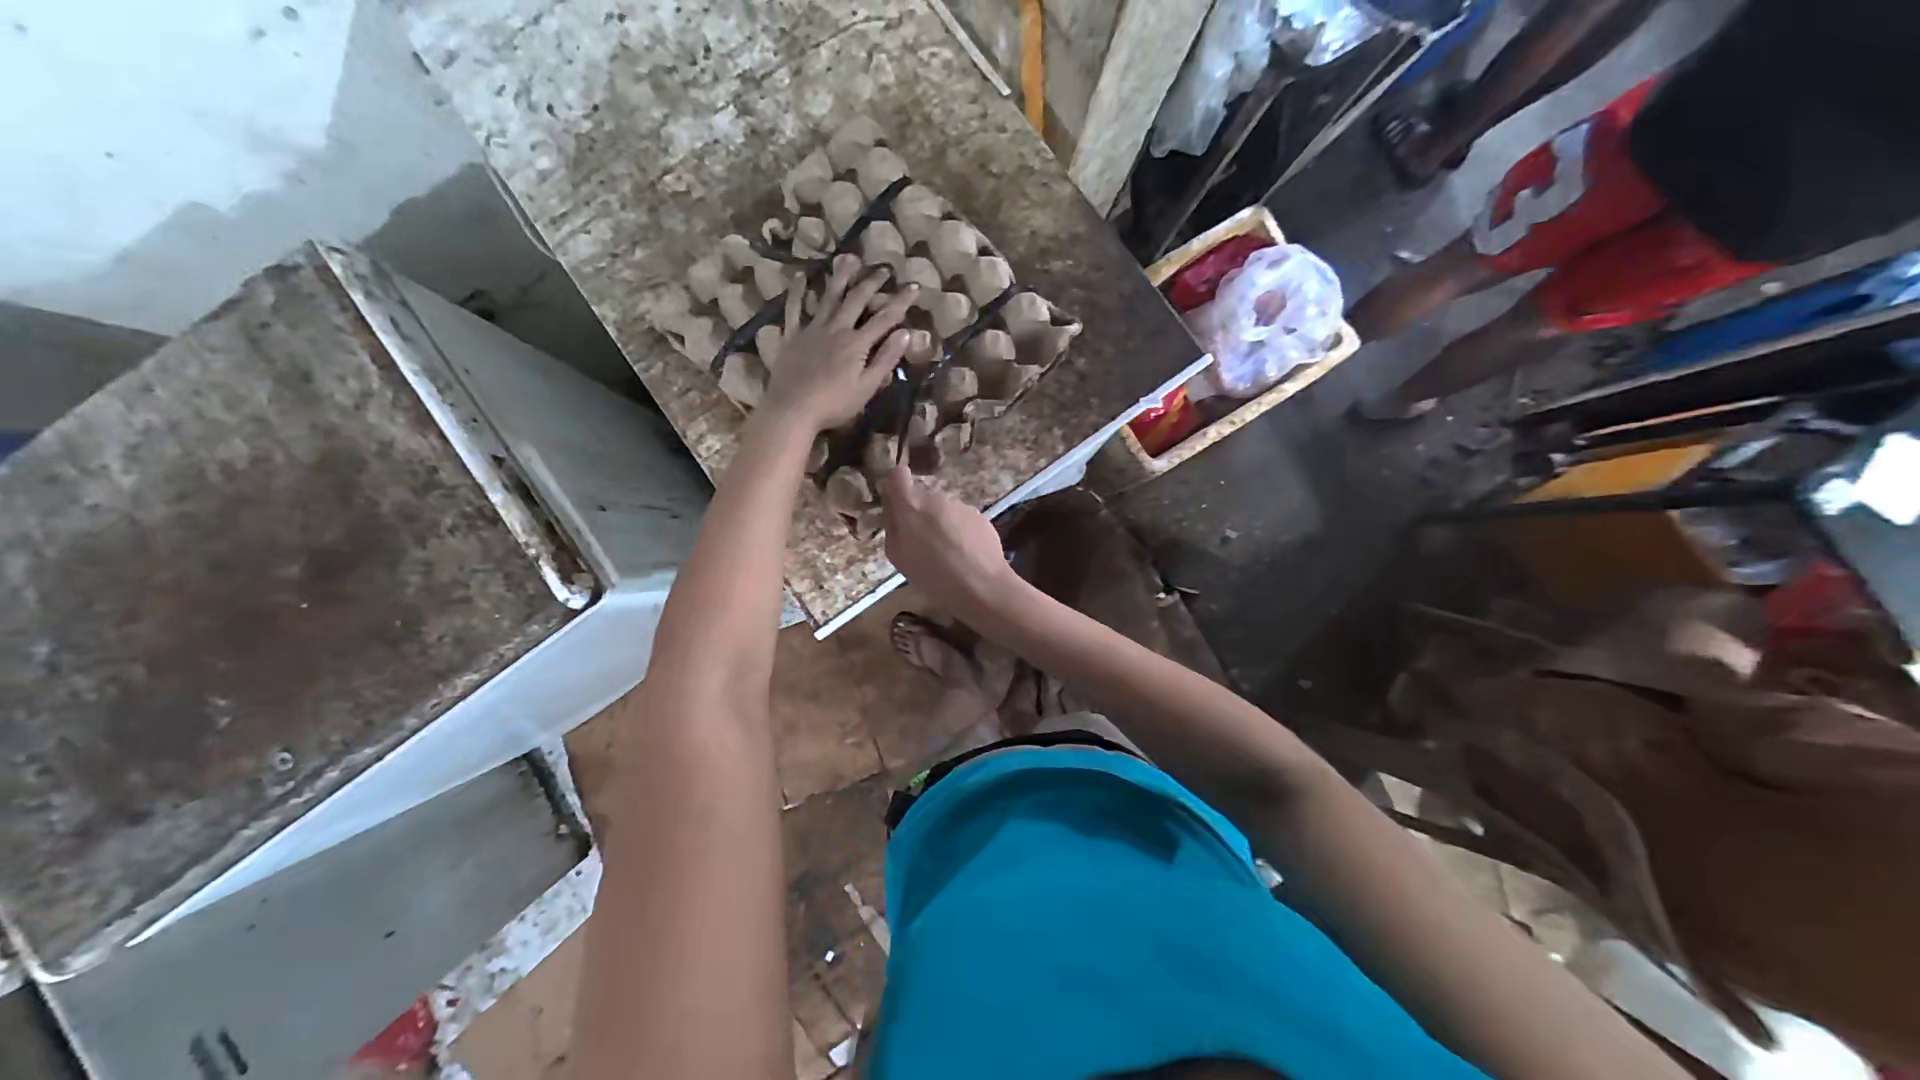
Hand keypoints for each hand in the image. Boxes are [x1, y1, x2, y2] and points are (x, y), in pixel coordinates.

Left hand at [761, 254, 918, 432]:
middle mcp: (836, 328)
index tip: (914, 286)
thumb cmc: (834, 404)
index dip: (901, 301)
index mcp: (857, 343)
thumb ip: (886, 359)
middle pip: (857, 299)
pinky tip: (802, 277)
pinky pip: (794, 309)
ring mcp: (812, 329)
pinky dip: (798, 292)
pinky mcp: (792, 335)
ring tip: (850, 259)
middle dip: (873, 282)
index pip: (885, 318)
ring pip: (829, 297)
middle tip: (884, 269)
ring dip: (841, 277)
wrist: (792, 409)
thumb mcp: (867, 387)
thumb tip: (905, 333)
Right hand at [880, 465, 1021, 619]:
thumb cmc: (931, 575)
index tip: (897, 502)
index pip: (898, 475)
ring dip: (941, 521)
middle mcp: (936, 497)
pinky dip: (959, 529)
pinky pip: (962, 517)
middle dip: (919, 511)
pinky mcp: (979, 515)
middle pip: (922, 495)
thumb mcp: (897, 556)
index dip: (896, 485)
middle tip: (922, 539)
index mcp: (911, 505)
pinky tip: (964, 552)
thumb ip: (892, 525)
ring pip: (943, 507)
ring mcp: (960, 504)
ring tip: (946, 551)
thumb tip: (892, 507)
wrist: (981, 585)